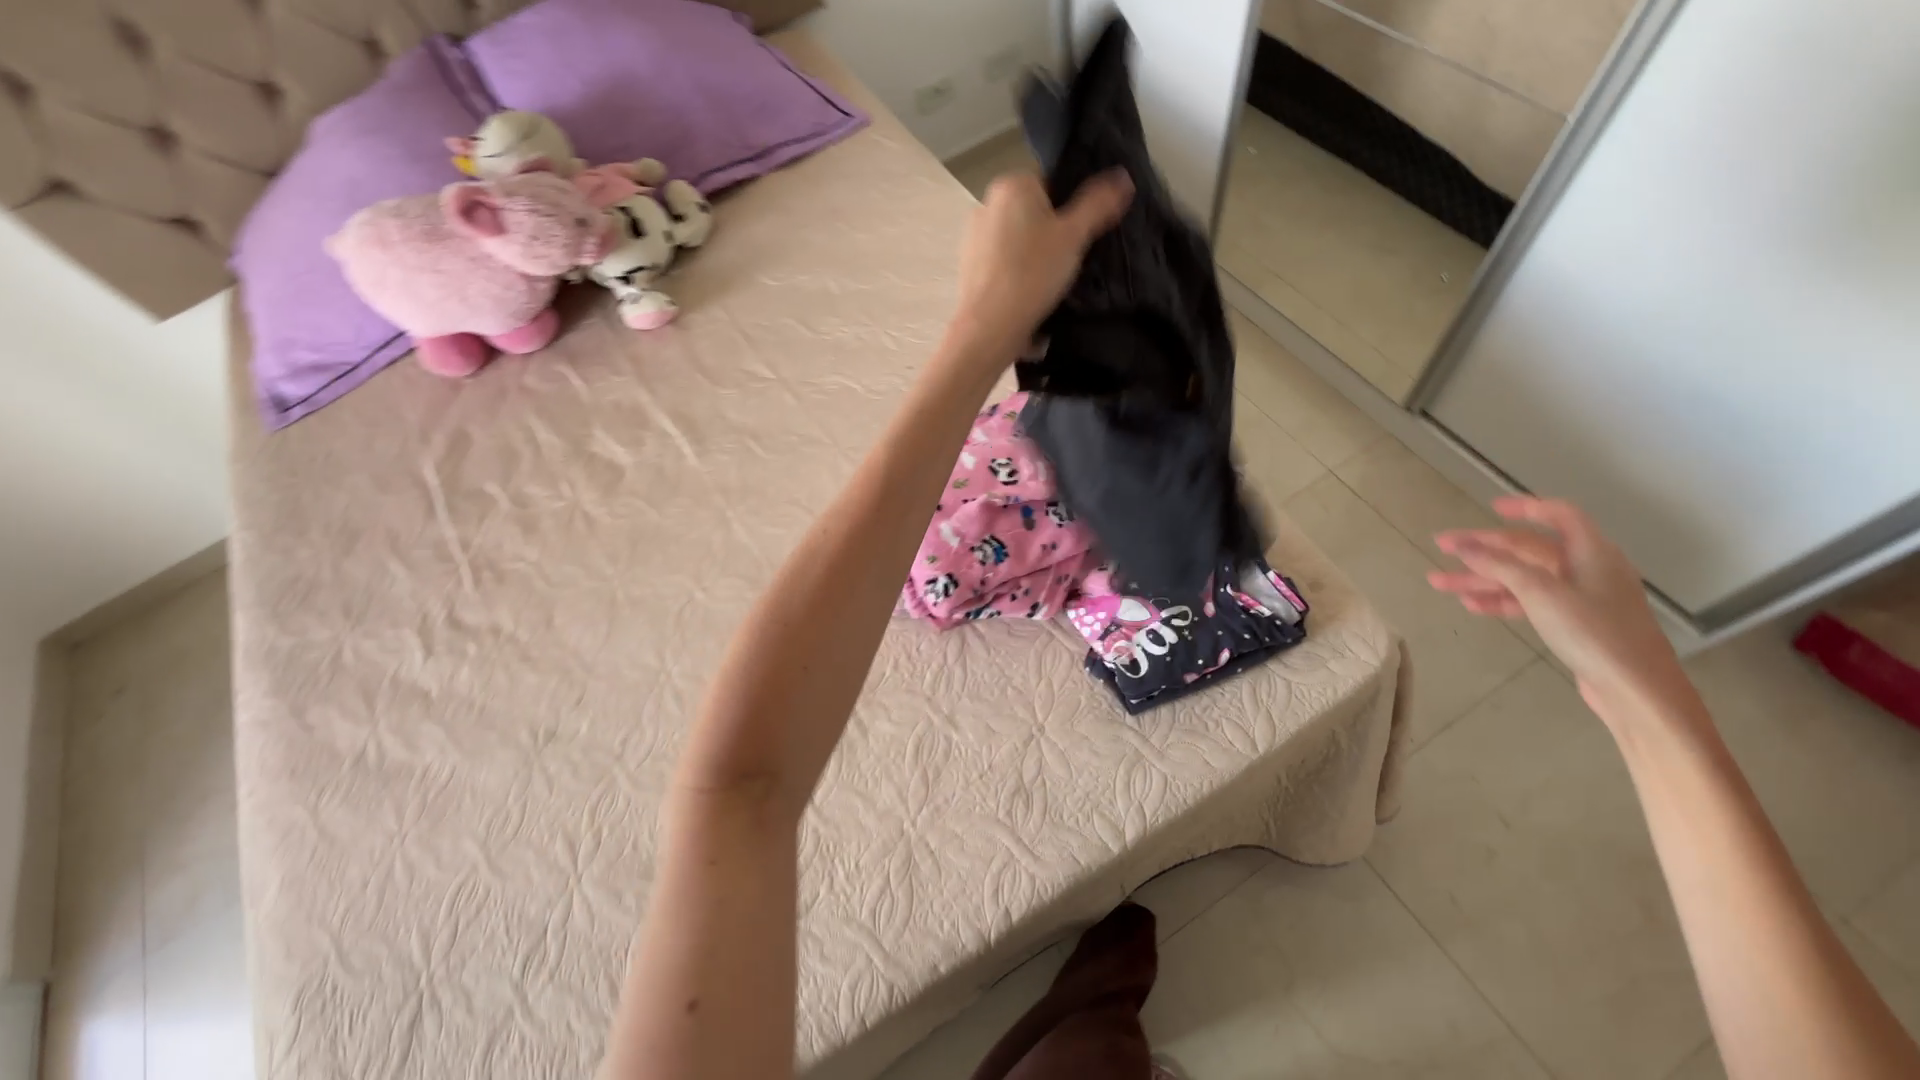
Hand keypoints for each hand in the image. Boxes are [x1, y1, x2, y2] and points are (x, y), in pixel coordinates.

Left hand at [950, 169, 1132, 356]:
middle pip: (1035, 211)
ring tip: (1053, 282)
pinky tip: (1032, 294)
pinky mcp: (969, 267)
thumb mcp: (1075, 236)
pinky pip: (1004, 262)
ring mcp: (974, 236)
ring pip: (1019, 239)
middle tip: (1073, 259)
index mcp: (1012, 184)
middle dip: (1054, 232)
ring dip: (1036, 255)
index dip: (1073, 206)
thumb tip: (1123, 176)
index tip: (1083, 233)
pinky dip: (1018, 274)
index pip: (1053, 181)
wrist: (989, 327)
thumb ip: (1099, 204)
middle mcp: (987, 203)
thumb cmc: (1033, 274)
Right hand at [1428, 498, 1694, 722]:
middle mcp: (1587, 568)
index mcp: (1590, 551)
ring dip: (1483, 579)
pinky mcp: (1574, 624)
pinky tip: (1472, 605)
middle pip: (1529, 549)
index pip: (1559, 515)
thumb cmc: (1593, 631)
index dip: (1525, 507)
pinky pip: (1530, 602)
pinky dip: (1501, 601)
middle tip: (1442, 547)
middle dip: (1484, 550)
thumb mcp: (1541, 592)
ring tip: (1441, 583)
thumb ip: (1499, 565)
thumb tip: (1463, 545)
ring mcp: (1581, 598)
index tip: (1491, 508)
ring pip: (1523, 578)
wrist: (1634, 687)